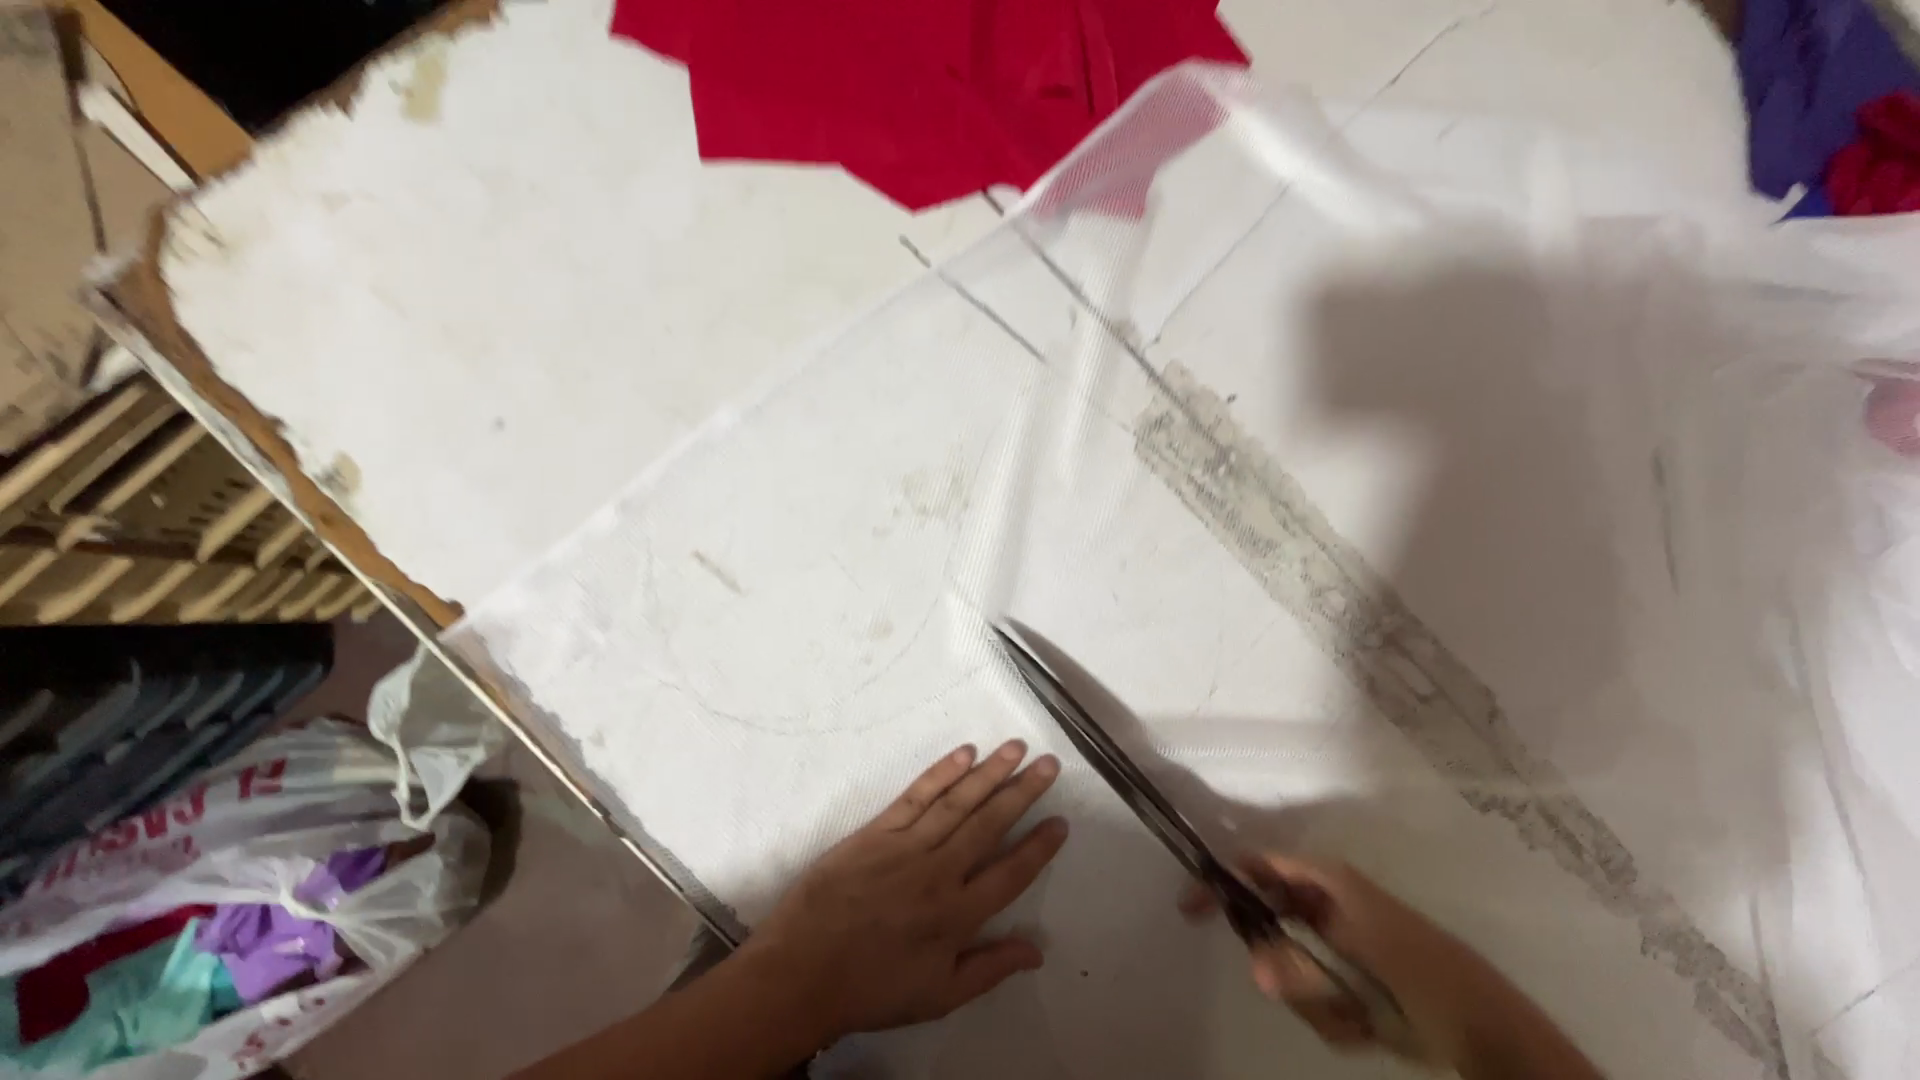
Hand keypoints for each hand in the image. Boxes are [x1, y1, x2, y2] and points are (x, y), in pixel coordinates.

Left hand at [739, 740, 1068, 1044]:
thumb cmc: (871, 989)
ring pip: (957, 802)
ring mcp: (906, 847)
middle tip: (1049, 764)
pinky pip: (915, 796)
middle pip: (990, 824)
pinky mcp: (875, 832)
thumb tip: (1037, 950)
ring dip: (990, 773)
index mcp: (958, 916)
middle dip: (1023, 792)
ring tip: (1016, 748)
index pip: (1011, 872)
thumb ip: (990, 969)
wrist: (800, 973)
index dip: (1039, 846)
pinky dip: (941, 774)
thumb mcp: (938, 996)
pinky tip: (963, 754)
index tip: (1061, 822)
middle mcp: (939, 873)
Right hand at [1182, 854, 1518, 1070]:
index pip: (1255, 867)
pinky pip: (1313, 992)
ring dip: (1314, 1000)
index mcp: (1325, 882)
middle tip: (1314, 997)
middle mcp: (1326, 903)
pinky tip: (1364, 1026)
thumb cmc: (1416, 976)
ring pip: (1289, 967)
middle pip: (1268, 924)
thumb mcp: (1355, 969)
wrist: (1484, 1023)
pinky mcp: (1348, 973)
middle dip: (1284, 969)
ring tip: (1354, 1019)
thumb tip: (1257, 969)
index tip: (1191, 911)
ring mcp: (1337, 938)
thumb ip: (1301, 969)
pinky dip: (1332, 1015)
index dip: (1220, 884)